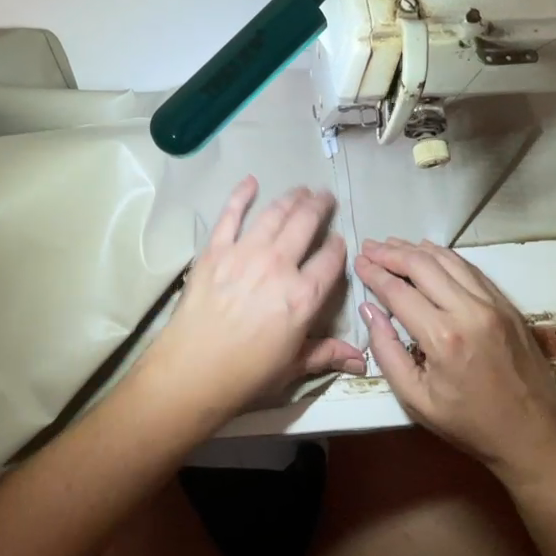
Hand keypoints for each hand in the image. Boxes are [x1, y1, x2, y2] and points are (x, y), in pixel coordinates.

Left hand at [134, 179, 363, 429]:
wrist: (194, 370)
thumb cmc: (247, 374)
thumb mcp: (293, 367)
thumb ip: (326, 353)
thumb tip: (361, 360)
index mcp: (304, 296)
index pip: (331, 261)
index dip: (338, 247)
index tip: (339, 240)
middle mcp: (279, 266)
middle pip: (306, 225)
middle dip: (319, 207)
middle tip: (325, 197)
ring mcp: (245, 253)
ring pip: (274, 214)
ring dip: (291, 198)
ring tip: (301, 190)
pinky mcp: (215, 249)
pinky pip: (230, 214)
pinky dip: (241, 194)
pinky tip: (251, 181)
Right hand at [354, 239, 555, 488]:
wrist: (535, 438)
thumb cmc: (470, 425)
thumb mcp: (417, 401)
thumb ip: (387, 353)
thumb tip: (370, 311)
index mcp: (443, 338)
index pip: (399, 291)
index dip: (374, 274)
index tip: (358, 262)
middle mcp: (469, 311)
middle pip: (423, 265)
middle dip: (391, 253)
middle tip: (370, 247)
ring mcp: (493, 305)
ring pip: (449, 260)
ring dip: (417, 249)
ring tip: (393, 245)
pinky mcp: (508, 305)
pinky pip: (472, 270)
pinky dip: (446, 257)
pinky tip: (430, 254)